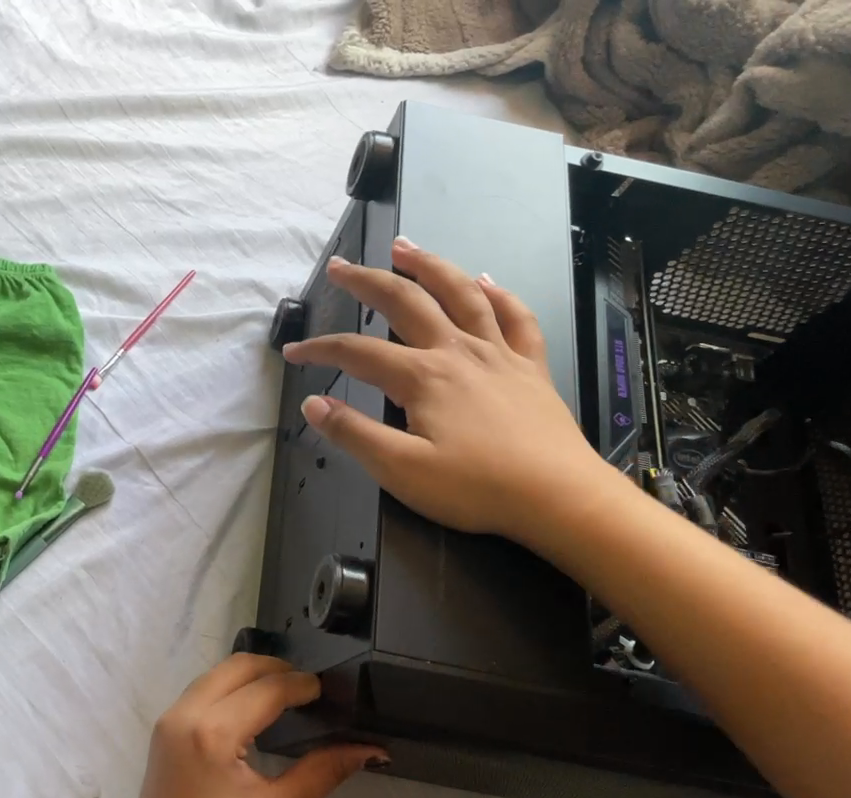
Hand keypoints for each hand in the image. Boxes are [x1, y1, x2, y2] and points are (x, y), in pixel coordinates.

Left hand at [120, 654, 386, 797]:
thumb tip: (369, 748)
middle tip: (308, 688)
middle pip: (236, 667)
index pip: (267, 688)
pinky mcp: (161, 733)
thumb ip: (325, 769)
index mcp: (212, 731)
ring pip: (213, 675)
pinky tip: (251, 710)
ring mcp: (167, 722)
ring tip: (285, 696)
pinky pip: (198, 693)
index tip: (329, 690)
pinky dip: (226, 690)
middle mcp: (183, 714)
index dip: (302, 685)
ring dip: (249, 677)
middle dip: (275, 669)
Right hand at [280, 238, 616, 545]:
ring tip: (405, 247)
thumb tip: (313, 404)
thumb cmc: (475, 487)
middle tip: (341, 266)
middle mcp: (458, 353)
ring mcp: (499, 355)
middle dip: (368, 281)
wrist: (557, 496)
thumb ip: (353, 433)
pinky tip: (486, 281)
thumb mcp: (400, 469)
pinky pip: (516, 317)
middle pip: (406, 303)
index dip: (321, 350)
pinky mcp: (530, 368)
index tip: (293, 352)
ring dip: (429, 266)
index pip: (358, 353)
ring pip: (461, 295)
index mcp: (422, 378)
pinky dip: (499, 294)